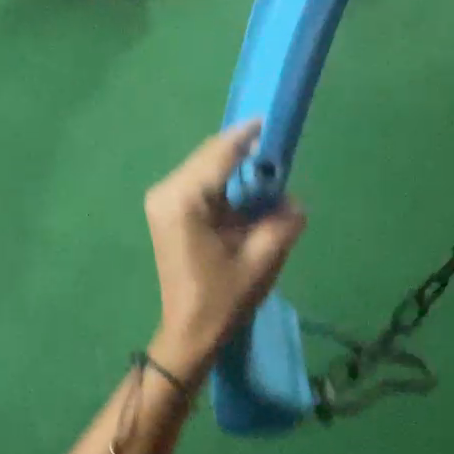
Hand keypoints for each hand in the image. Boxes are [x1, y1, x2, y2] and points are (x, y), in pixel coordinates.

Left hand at [144, 122, 306, 380]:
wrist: (188, 333)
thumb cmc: (222, 299)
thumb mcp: (262, 258)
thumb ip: (283, 220)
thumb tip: (291, 199)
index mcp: (184, 199)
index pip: (220, 153)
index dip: (249, 135)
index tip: (274, 120)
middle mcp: (166, 191)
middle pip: (210, 155)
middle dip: (244, 151)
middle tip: (278, 151)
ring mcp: (162, 200)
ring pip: (205, 166)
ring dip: (235, 166)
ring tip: (268, 171)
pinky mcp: (167, 211)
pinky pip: (200, 182)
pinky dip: (224, 181)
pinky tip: (247, 189)